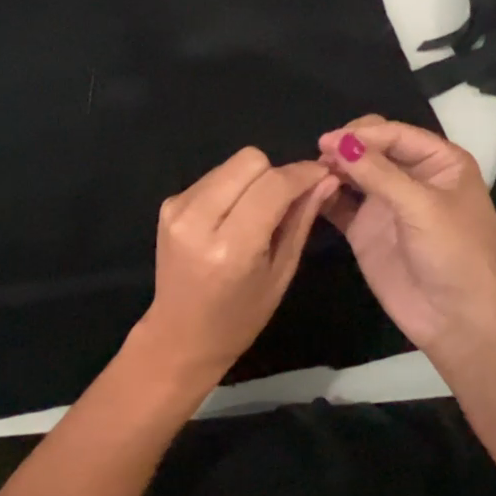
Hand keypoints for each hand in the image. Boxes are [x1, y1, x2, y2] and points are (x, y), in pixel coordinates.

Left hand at [135, 148, 338, 381]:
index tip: (324, 174)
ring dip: (254, 179)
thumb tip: (327, 180)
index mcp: (231, 247)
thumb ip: (301, 221)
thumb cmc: (239, 317)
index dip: (303, 173)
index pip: (273, 185)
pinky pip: (213, 176)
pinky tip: (232, 216)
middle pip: (250, 160)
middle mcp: (198, 219)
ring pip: (232, 164)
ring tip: (258, 212)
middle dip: (276, 174)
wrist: (179, 335)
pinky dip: (232, 187)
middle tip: (287, 200)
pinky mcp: (168, 203)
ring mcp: (177, 208)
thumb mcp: (280, 274)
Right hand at [317, 117, 495, 353]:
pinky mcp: (366, 228)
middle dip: (347, 148)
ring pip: (354, 172)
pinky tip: (310, 192)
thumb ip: (378, 173)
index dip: (363, 134)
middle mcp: (413, 176)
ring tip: (312, 172)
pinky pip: (341, 202)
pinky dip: (325, 195)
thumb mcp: (421, 207)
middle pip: (372, 147)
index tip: (329, 140)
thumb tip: (338, 142)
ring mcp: (387, 203)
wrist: (457, 322)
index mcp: (441, 162)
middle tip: (320, 156)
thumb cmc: (454, 255)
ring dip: (333, 168)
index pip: (396, 134)